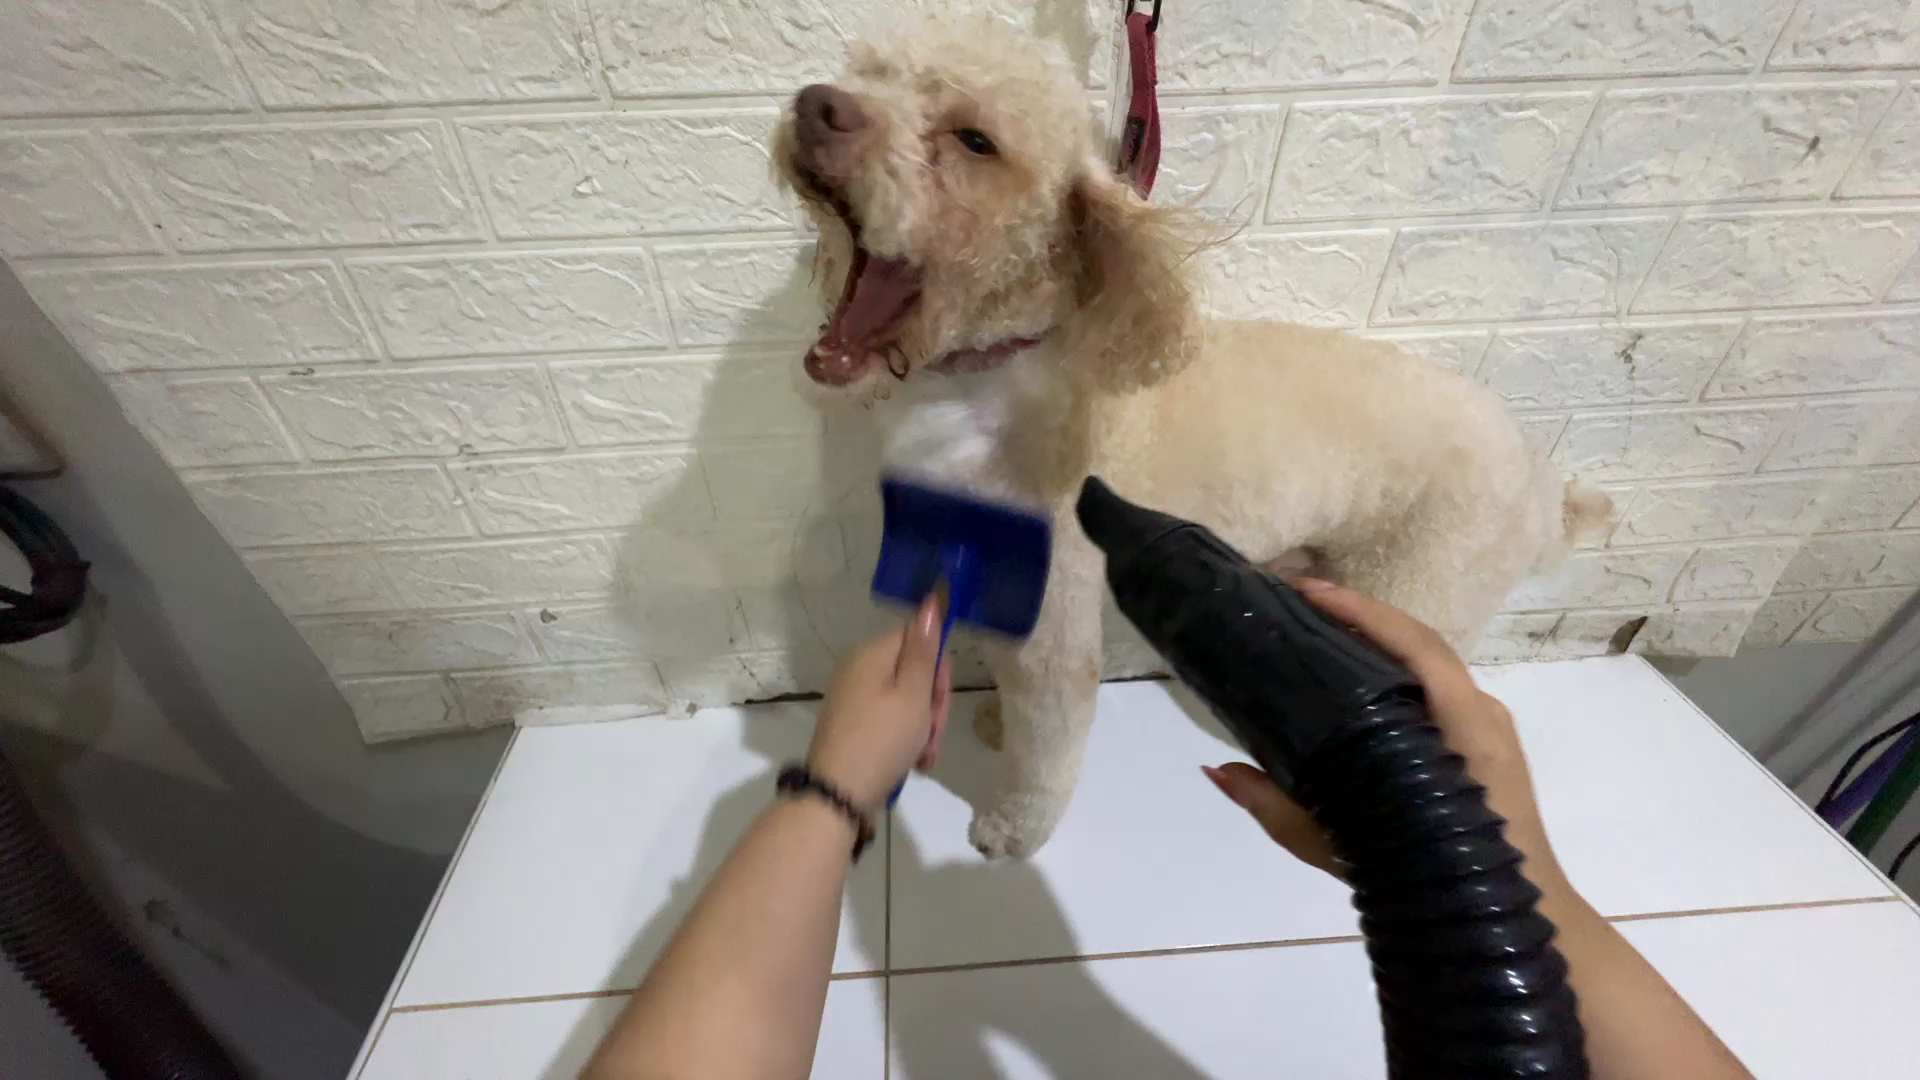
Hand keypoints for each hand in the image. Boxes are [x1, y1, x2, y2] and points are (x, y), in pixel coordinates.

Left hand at [806, 594, 953, 809]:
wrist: (838, 795)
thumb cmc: (882, 739)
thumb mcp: (913, 694)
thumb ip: (924, 649)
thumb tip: (931, 601)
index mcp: (872, 653)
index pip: (917, 638)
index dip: (937, 668)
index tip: (940, 698)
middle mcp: (859, 668)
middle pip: (912, 670)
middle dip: (932, 703)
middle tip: (934, 733)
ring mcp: (854, 697)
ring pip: (906, 699)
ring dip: (923, 726)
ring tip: (925, 755)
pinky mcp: (853, 723)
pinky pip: (889, 719)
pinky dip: (905, 737)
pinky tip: (914, 761)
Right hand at [1202, 579, 1567, 894]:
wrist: (1502, 920)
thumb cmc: (1422, 879)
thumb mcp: (1334, 845)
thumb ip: (1273, 806)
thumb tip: (1215, 769)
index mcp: (1459, 730)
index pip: (1413, 647)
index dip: (1361, 611)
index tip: (1305, 591)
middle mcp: (1477, 713)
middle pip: (1418, 639)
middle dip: (1358, 608)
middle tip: (1296, 594)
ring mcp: (1484, 722)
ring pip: (1426, 656)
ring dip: (1373, 629)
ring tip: (1316, 620)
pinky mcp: (1480, 734)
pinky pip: (1431, 679)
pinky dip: (1390, 656)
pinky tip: (1352, 664)